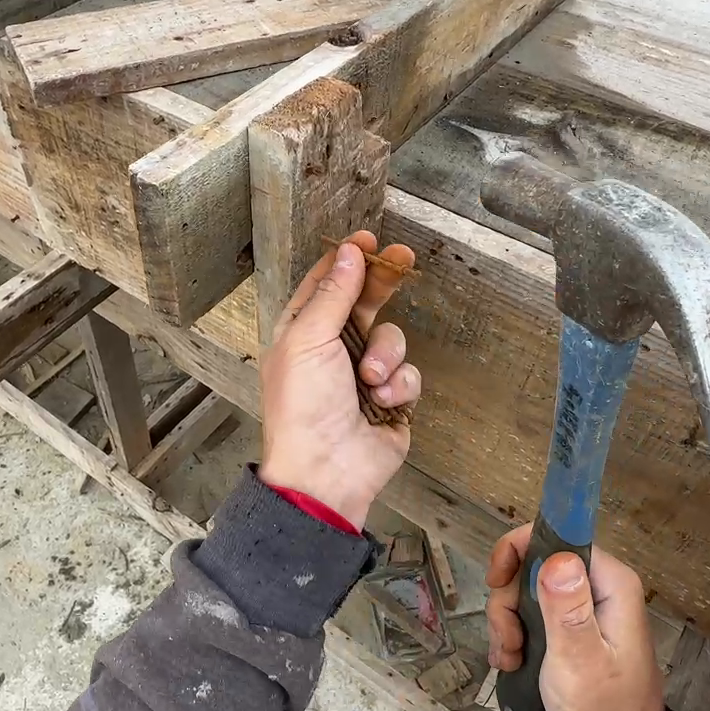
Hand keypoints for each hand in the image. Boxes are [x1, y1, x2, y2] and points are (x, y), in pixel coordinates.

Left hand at [257, 231, 421, 527]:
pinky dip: (398, 387)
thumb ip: (333, 295)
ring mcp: (363, 375)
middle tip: (403, 257)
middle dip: (383, 282)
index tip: (366, 239)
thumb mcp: (308, 341)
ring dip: (386, 356)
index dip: (345, 261)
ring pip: (393, 338)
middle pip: (364, 303)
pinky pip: (408, 375)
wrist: (326, 471)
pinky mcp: (391, 400)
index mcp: (301, 334)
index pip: (325, 286)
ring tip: (371, 380)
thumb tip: (348, 253)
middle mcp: (333, 350)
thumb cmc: (303, 408)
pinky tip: (382, 404)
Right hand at [485, 526, 664, 710]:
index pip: (556, 536)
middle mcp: (600, 586)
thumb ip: (567, 609)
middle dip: (509, 600)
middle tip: (508, 640)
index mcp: (610, 583)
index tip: (495, 581)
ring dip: (508, 622)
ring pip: (527, 590)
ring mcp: (585, 607)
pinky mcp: (573, 627)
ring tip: (510, 658)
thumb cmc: (601, 710)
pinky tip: (512, 661)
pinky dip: (514, 634)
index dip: (518, 550)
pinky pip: (531, 613)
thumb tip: (557, 557)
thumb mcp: (579, 661)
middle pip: (534, 564)